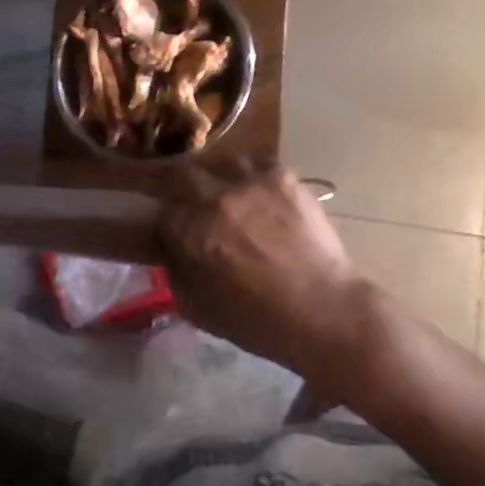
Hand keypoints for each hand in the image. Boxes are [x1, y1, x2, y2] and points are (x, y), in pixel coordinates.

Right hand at [157, 163, 364, 373]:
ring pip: (221, 164)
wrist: (324, 310)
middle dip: (177, 185)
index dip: (162, 219)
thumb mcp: (199, 310)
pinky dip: (253, 179)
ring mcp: (251, 184)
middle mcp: (216, 200)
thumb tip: (171, 252)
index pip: (159, 212)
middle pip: (180, 174)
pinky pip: (258, 166)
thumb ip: (177, 274)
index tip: (168, 227)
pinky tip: (261, 196)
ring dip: (218, 178)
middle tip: (186, 199)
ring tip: (228, 194)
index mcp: (191, 233)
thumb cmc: (258, 321)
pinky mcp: (283, 178)